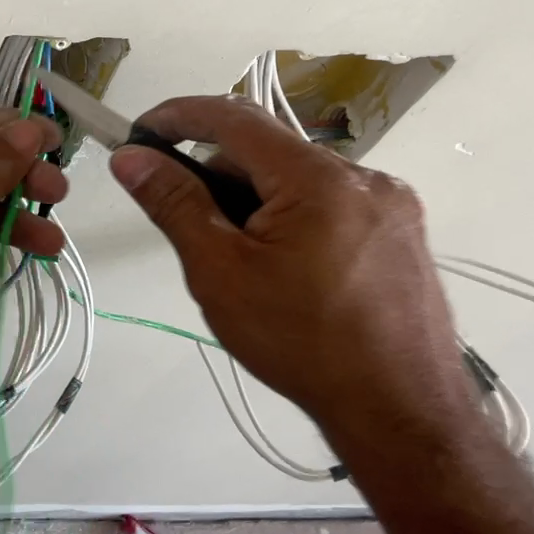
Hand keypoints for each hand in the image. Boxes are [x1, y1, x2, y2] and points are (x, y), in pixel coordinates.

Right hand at [109, 96, 475, 441]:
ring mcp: (390, 206)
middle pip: (265, 150)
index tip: (137, 134)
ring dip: (252, 198)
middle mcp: (363, 177)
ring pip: (296, 177)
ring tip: (238, 261)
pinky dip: (289, 214)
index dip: (177, 116)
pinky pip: (328, 200)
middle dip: (215, 173)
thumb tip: (130, 156)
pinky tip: (282, 267)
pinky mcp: (401, 233)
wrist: (403, 417)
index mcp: (318, 178)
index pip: (233, 117)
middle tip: (188, 224)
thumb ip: (173, 202)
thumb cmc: (300, 341)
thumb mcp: (219, 270)